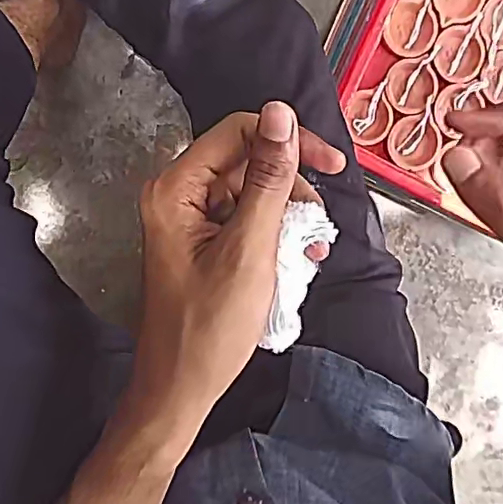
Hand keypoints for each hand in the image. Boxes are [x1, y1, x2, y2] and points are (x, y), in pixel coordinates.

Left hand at [132, 102, 346, 423]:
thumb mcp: (249, 249)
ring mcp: (188, 217)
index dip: (287, 140)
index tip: (328, 162)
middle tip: (316, 218)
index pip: (238, 132)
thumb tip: (280, 116)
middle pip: (246, 160)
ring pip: (252, 189)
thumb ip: (268, 179)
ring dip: (286, 212)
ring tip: (307, 245)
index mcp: (174, 189)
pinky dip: (274, 231)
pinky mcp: (202, 238)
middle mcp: (177, 195)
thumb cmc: (206, 331)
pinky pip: (245, 216)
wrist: (181, 387)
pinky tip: (293, 254)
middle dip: (289, 186)